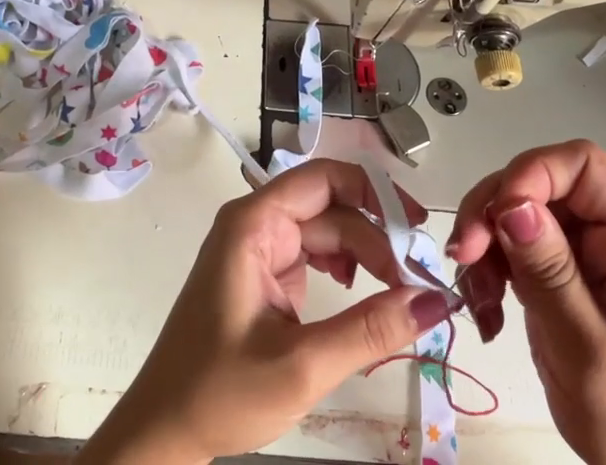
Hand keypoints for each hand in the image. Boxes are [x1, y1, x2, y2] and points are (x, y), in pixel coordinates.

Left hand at [78, 160, 458, 464]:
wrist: (166, 427)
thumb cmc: (221, 391)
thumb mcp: (303, 365)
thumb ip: (371, 329)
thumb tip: (438, 299)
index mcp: (252, 225)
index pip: (322, 179)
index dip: (374, 191)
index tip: (418, 227)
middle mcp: (255, 225)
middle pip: (331, 207)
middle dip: (378, 236)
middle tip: (421, 280)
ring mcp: (259, 250)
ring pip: (328, 232)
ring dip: (367, 255)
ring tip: (401, 291)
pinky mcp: (266, 276)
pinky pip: (316, 256)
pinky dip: (348, 270)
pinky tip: (366, 295)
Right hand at [447, 140, 605, 464]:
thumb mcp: (593, 357)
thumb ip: (551, 276)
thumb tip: (513, 201)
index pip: (586, 168)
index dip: (532, 174)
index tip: (493, 219)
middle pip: (545, 187)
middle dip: (495, 212)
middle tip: (463, 260)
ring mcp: (593, 266)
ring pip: (523, 218)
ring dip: (487, 246)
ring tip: (476, 299)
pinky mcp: (569, 288)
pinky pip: (519, 255)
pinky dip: (491, 274)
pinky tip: (486, 311)